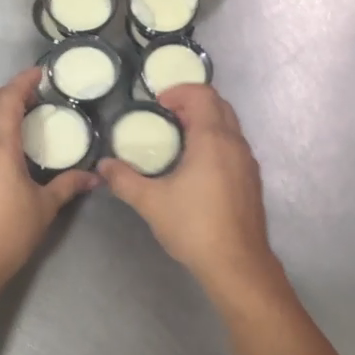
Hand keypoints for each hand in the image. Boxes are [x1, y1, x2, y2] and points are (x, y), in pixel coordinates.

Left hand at [0, 68, 97, 296]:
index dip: (23, 82)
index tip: (41, 74)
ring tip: (25, 114)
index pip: (7, 99)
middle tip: (36, 94)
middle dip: (10, 90)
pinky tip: (10, 140)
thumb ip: (69, 185)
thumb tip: (95, 177)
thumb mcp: (45, 207)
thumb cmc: (10, 232)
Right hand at [98, 85, 280, 294]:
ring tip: (177, 140)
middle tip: (165, 117)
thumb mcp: (150, 202)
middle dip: (192, 104)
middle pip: (219, 106)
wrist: (236, 263)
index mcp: (213, 139)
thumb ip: (124, 180)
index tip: (157, 103)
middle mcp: (235, 144)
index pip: (203, 95)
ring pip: (229, 127)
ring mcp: (248, 163)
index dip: (179, 91)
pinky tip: (195, 168)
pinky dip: (215, 143)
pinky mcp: (251, 182)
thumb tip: (103, 166)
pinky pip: (233, 148)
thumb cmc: (194, 227)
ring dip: (205, 124)